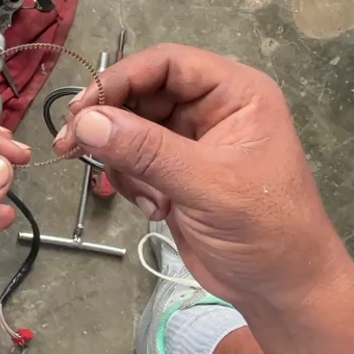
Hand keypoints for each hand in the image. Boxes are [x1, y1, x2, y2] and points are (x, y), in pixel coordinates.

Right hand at [55, 44, 352, 307]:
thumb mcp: (207, 186)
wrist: (281, 290)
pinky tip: (156, 209)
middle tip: (72, 147)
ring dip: (122, 161)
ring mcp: (191, 141)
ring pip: (129, 128)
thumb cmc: (264, 231)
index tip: (80, 110)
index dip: (119, 79)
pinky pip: (132, 159)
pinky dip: (131, 182)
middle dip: (109, 123)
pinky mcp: (174, 171)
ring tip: (145, 197)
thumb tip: (85, 121)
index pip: (166, 63)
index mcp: (234, 94)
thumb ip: (145, 151)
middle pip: (141, 93)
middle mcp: (211, 108)